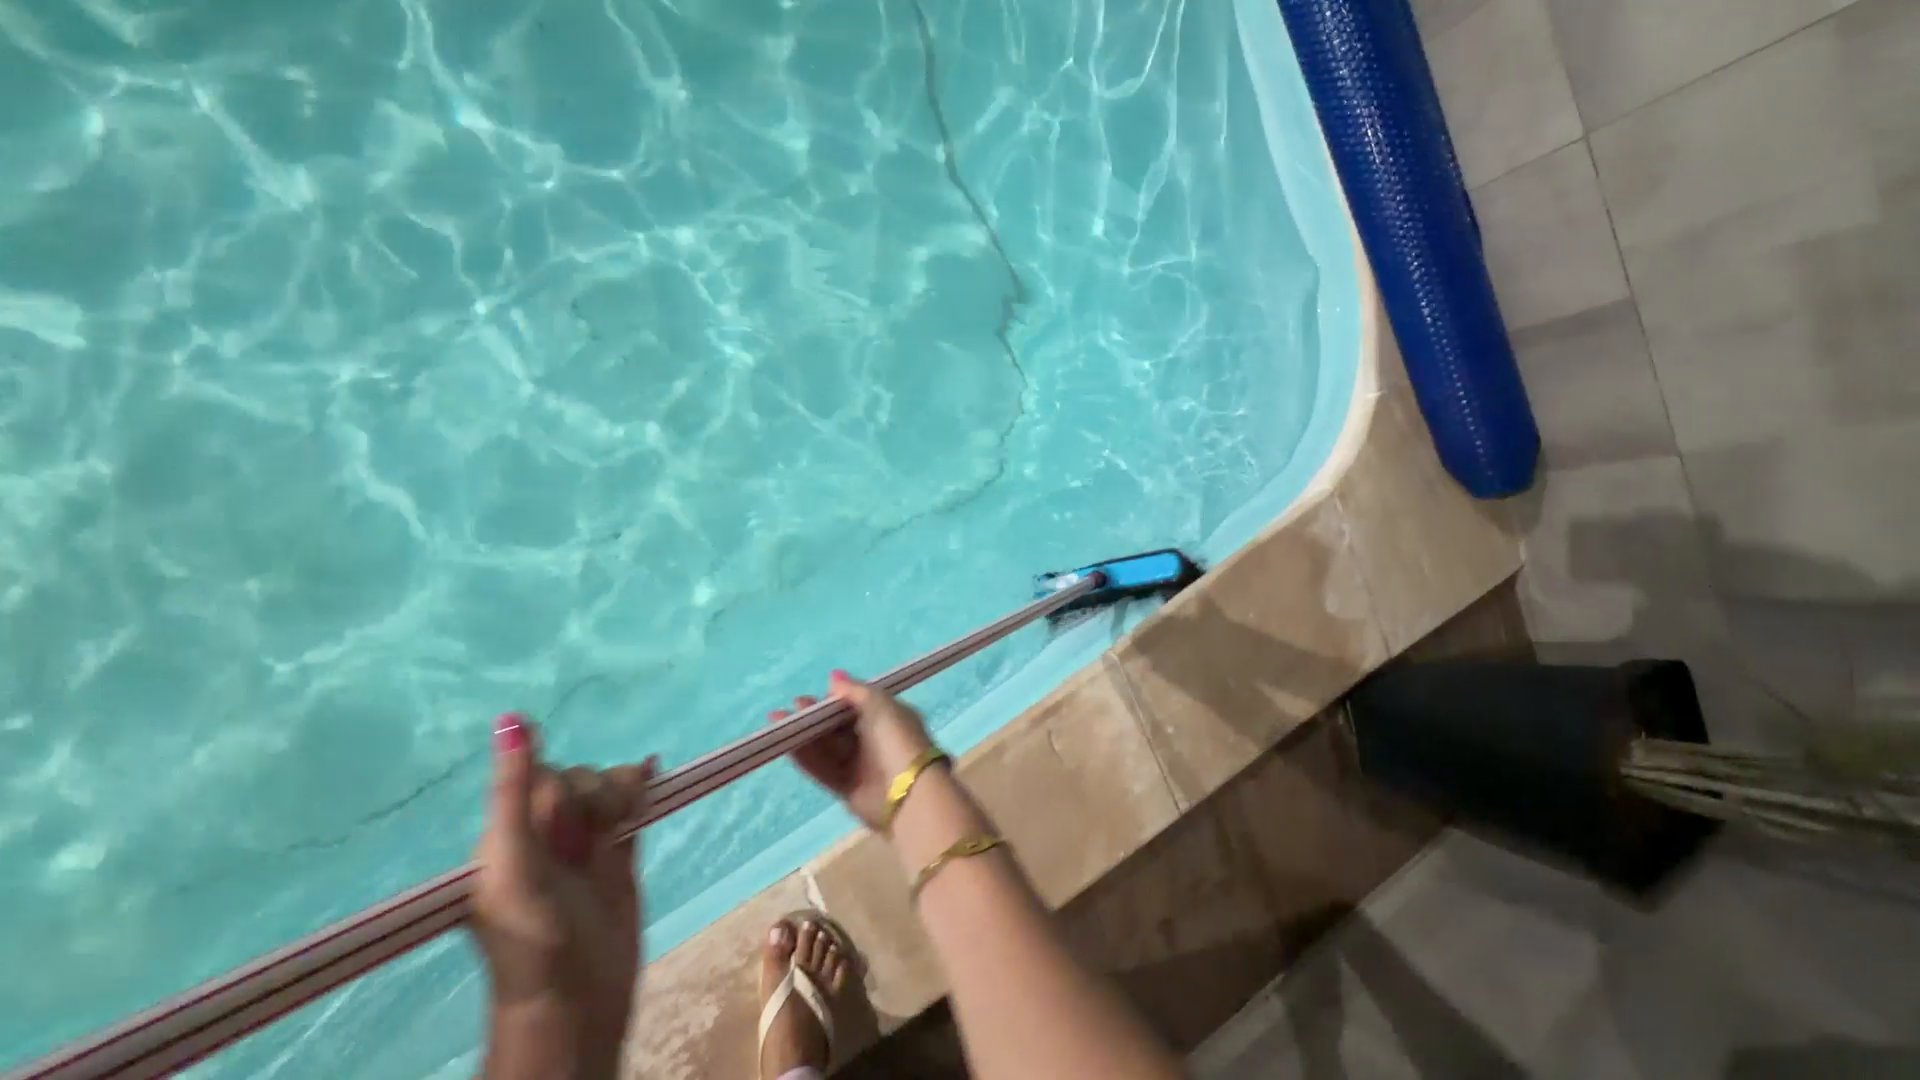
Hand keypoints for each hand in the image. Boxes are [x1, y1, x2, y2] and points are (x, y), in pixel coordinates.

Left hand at [473, 713, 656, 1079]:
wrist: (578, 1003)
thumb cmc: (533, 938)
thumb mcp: (513, 863)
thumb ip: (512, 793)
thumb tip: (510, 718)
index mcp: (509, 833)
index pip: (542, 775)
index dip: (565, 787)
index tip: (568, 820)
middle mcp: (545, 834)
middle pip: (581, 779)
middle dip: (596, 795)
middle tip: (593, 839)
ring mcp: (585, 846)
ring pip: (610, 790)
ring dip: (622, 795)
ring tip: (622, 828)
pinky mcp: (619, 858)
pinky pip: (632, 810)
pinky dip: (642, 792)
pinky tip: (655, 777)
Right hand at [771, 671, 936, 830]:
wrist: (909, 793)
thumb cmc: (897, 740)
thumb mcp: (881, 706)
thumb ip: (855, 691)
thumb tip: (834, 676)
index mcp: (889, 717)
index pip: (857, 705)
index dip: (834, 701)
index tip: (813, 696)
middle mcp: (876, 740)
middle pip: (839, 726)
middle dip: (816, 717)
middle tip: (792, 709)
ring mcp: (862, 766)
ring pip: (828, 748)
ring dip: (804, 736)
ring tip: (778, 722)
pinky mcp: (849, 789)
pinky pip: (824, 770)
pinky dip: (806, 758)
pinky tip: (787, 746)